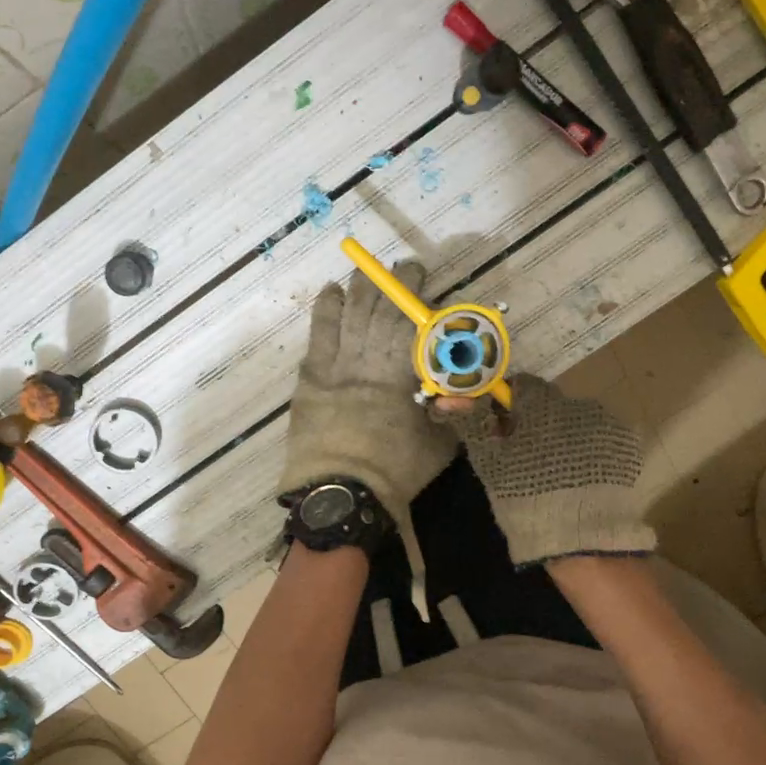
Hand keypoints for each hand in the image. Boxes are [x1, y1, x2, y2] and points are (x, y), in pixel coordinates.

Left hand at [278, 264, 455, 509]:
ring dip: (361, 289)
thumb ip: (447, 415)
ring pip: (349, 315)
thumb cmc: (395, 473)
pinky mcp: (310, 380)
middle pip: (382, 311)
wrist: (340, 495)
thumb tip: (454, 401)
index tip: (428, 287)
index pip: (415, 325)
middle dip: (396, 285)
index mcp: (402, 375)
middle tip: (406, 269)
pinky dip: (325, 311)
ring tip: (368, 270)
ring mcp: (335, 367)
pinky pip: (318, 335)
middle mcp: (368, 361)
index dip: (421, 302)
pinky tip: (330, 293)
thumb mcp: (438, 444)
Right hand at [435, 374, 655, 565]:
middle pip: (551, 405)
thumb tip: (445, 399)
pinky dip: (589, 452)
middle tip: (526, 457)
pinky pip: (601, 440)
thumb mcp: (491, 463)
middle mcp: (579, 405)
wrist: (581, 539)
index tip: (501, 427)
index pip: (522, 386)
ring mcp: (608, 426)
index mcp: (543, 404)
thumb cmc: (526, 497)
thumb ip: (472, 424)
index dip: (509, 404)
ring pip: (577, 422)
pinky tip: (583, 478)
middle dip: (538, 423)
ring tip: (558, 472)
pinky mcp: (627, 448)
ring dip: (565, 436)